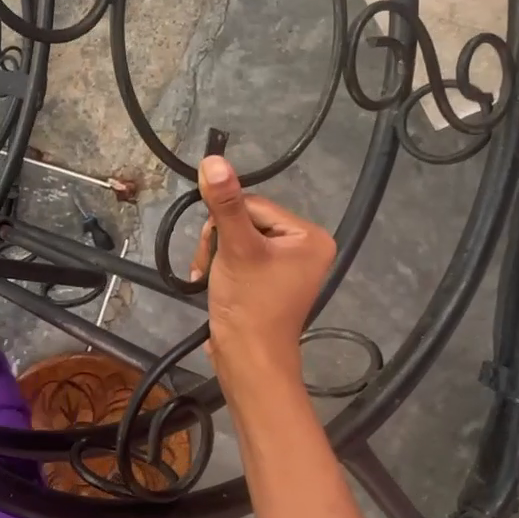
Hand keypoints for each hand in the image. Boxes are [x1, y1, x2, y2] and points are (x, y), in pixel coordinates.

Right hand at [190, 156, 335, 390]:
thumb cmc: (249, 302)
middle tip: (211, 263)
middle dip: (219, 238)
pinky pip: (238, 253)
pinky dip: (219, 263)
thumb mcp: (235, 247)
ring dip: (215, 251)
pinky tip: (211, 278)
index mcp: (309, 235)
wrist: (246, 357)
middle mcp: (305, 246)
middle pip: (243, 219)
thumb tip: (214, 160)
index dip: (225, 222)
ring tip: (209, 274)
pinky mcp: (269, 278)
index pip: (253, 204)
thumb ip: (225, 203)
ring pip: (235, 236)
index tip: (217, 248)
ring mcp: (287, 264)